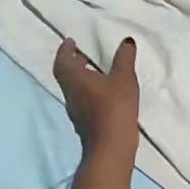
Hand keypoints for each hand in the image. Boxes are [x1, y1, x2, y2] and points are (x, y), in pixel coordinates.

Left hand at [54, 37, 139, 160]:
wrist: (110, 147)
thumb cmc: (114, 108)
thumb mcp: (124, 78)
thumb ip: (124, 58)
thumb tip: (126, 41)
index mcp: (75, 79)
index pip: (63, 60)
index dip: (65, 49)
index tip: (70, 41)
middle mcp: (70, 94)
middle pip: (65, 74)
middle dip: (73, 62)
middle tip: (83, 53)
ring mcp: (75, 111)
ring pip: (73, 88)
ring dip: (80, 77)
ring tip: (95, 71)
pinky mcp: (83, 123)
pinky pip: (81, 100)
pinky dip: (87, 91)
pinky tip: (102, 93)